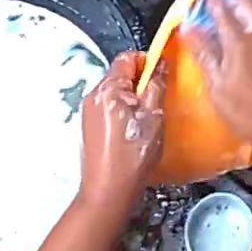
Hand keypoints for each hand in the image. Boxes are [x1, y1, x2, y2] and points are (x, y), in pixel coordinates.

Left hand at [79, 51, 164, 206]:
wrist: (108, 192)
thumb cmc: (131, 158)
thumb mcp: (154, 116)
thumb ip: (157, 84)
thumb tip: (161, 64)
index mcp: (108, 89)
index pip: (127, 58)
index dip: (147, 61)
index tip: (161, 71)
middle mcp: (94, 96)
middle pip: (121, 74)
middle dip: (141, 81)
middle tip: (157, 98)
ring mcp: (90, 112)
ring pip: (116, 91)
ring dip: (133, 97)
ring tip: (147, 118)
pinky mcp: (90, 125)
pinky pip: (110, 106)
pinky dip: (124, 110)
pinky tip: (135, 129)